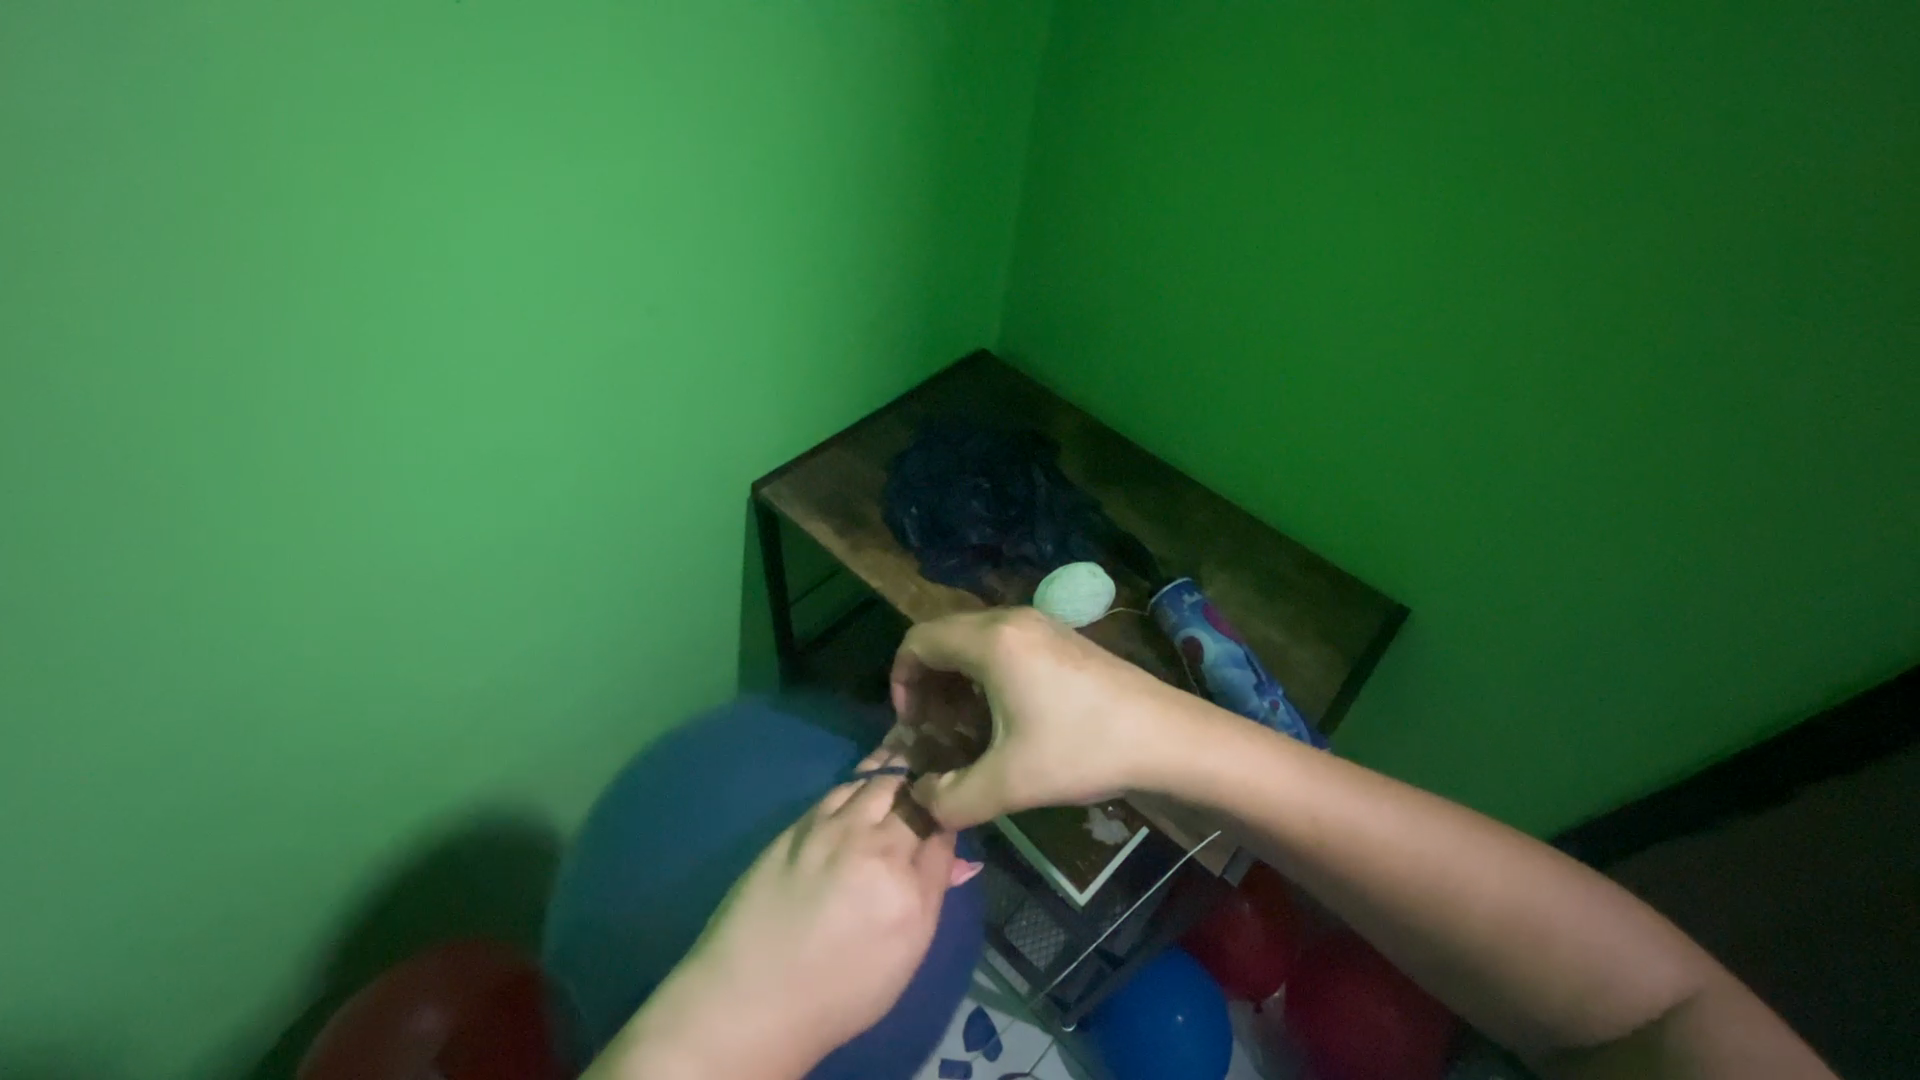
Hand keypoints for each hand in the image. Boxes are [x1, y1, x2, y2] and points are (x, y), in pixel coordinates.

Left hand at [681, 773, 959, 1071]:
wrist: (752, 999)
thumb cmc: (842, 989)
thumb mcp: (907, 950)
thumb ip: (933, 888)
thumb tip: (957, 850)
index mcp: (900, 875)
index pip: (938, 820)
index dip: (949, 805)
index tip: (955, 799)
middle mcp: (866, 841)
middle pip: (904, 790)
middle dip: (922, 778)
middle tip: (933, 772)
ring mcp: (826, 829)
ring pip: (869, 782)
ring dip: (890, 771)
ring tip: (903, 763)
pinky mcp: (795, 828)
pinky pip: (836, 792)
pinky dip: (857, 784)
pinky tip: (862, 788)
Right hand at [887, 607, 1188, 828]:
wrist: (1165, 736)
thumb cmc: (1082, 750)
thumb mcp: (1009, 784)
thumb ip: (950, 798)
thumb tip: (921, 798)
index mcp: (991, 641)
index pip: (918, 641)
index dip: (902, 682)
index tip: (913, 726)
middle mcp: (1010, 620)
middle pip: (944, 636)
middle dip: (928, 683)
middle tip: (936, 731)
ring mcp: (1040, 624)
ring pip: (974, 641)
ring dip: (958, 680)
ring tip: (968, 729)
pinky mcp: (1061, 637)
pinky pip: (1003, 644)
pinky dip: (987, 673)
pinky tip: (1004, 717)